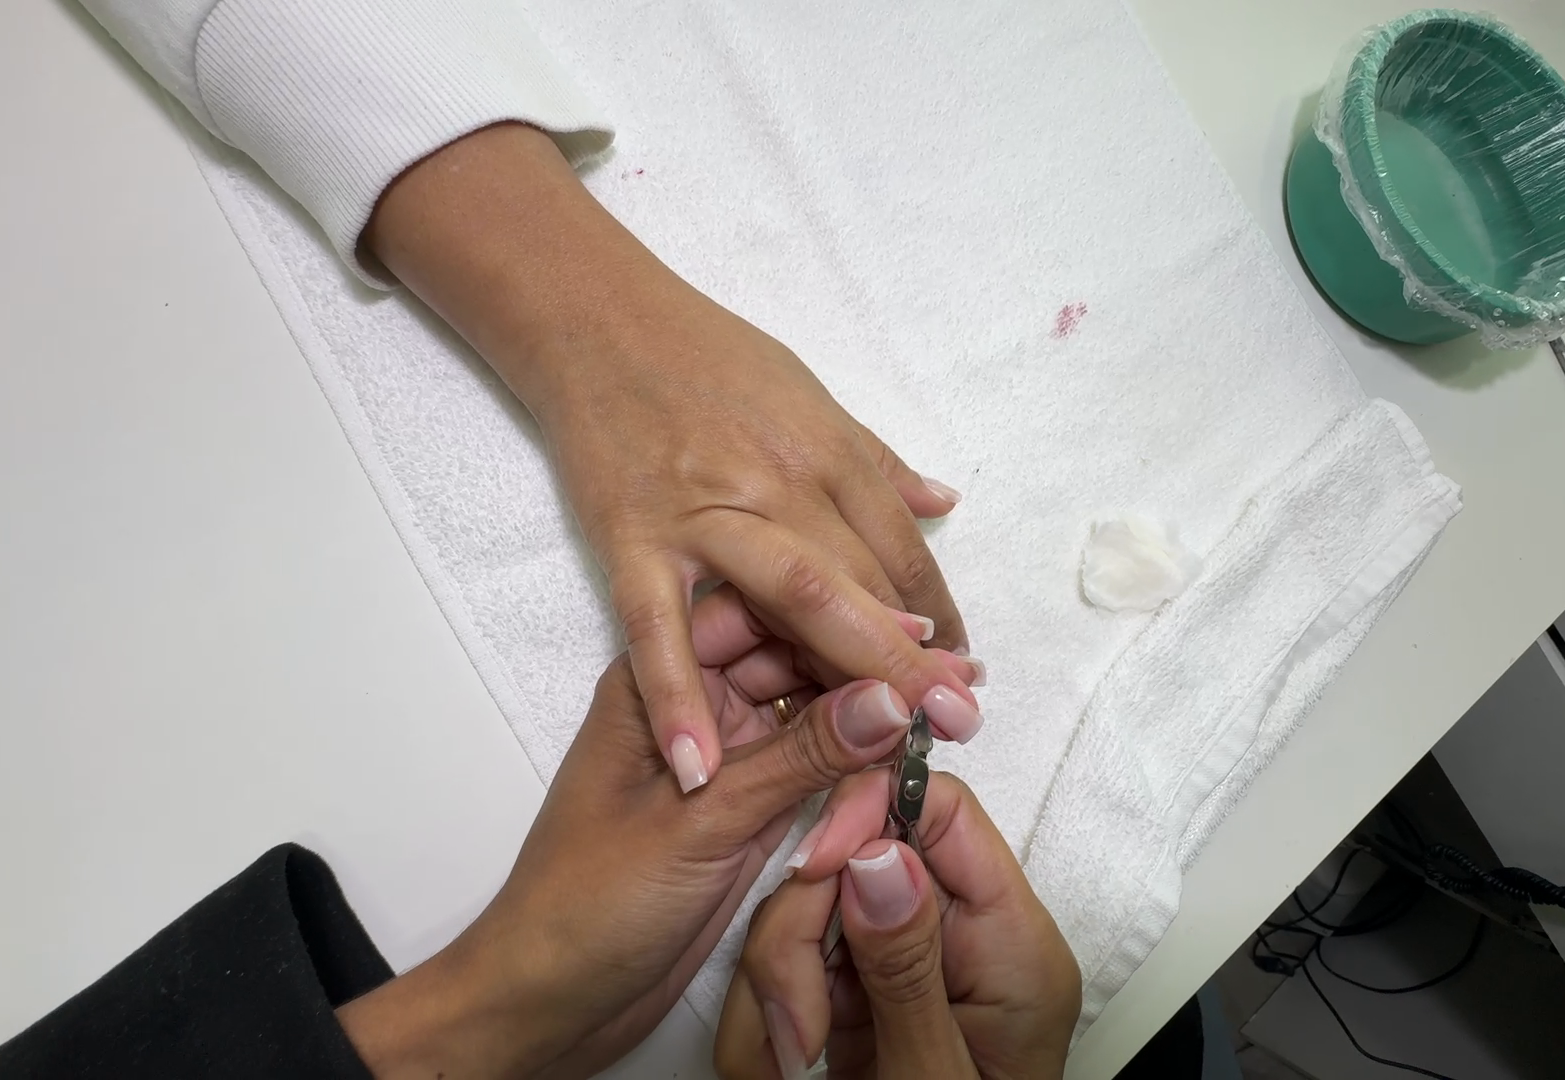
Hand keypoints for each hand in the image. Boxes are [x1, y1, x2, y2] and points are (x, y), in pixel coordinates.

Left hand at [334, 587, 977, 1078]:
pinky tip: (905, 756)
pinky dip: (858, 761)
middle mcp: (700, 695)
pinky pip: (815, 758)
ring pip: (815, 706)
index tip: (918, 638)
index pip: (764, 614)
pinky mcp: (751, 792)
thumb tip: (892, 699)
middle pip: (800, 657)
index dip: (840, 618)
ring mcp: (730, 745)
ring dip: (873, 717)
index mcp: (661, 673)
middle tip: (952, 684)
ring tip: (945, 719)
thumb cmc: (592, 903)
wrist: (553, 1004)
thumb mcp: (702, 822)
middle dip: (871, 672)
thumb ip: (801, 756)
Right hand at [365, 123, 980, 792]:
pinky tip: (704, 768)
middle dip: (918, 657)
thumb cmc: (715, 360)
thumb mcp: (812, 395)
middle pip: (866, 581)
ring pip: (792, 599)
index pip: (902, 548)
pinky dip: (680, 696)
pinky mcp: (632, 541)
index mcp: (827, 451)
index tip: (962, 665)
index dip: (940, 612)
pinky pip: (659, 629)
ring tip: (887, 745)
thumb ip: (878, 460)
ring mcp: (706, 516)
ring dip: (847, 671)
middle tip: (961, 722)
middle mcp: (781, 485)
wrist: (602, 323)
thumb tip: (944, 503)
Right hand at [714, 772, 1080, 1078]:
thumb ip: (911, 969)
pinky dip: (766, 1010)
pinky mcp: (850, 983)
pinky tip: (786, 1067)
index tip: (817, 865)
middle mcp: (954, 930)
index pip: (944, 811)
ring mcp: (896, 955)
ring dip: (776, 983)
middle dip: (804, 928)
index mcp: (1007, 937)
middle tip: (802, 1027)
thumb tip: (880, 854)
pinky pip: (783, 957)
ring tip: (795, 1066)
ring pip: (806, 904)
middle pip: (857, 854)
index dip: (874, 808)